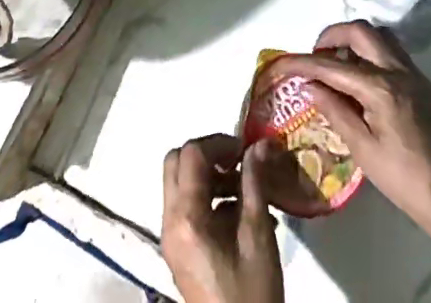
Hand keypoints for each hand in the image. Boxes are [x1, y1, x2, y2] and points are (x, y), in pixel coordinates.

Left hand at [161, 134, 284, 302]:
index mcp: (187, 217)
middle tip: (239, 162)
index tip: (246, 151)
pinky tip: (239, 211)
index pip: (191, 154)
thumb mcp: (257, 233)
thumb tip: (261, 144)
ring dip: (209, 174)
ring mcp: (171, 237)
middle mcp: (170, 222)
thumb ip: (255, 182)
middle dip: (208, 154)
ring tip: (245, 187)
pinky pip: (185, 206)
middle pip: (176, 162)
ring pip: (179, 183)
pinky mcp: (178, 248)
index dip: (219, 143)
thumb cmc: (251, 288)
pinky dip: (207, 195)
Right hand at [265, 20, 430, 233]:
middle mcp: (398, 70)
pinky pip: (393, 52)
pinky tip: (361, 80)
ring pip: (380, 36)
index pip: (333, 66)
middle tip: (316, 57)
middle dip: (332, 36)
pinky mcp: (422, 82)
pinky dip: (372, 53)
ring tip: (337, 65)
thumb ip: (334, 110)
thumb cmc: (400, 176)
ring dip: (355, 40)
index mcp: (380, 87)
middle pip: (361, 31)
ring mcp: (413, 73)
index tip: (281, 64)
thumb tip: (310, 85)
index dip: (303, 63)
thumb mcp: (360, 147)